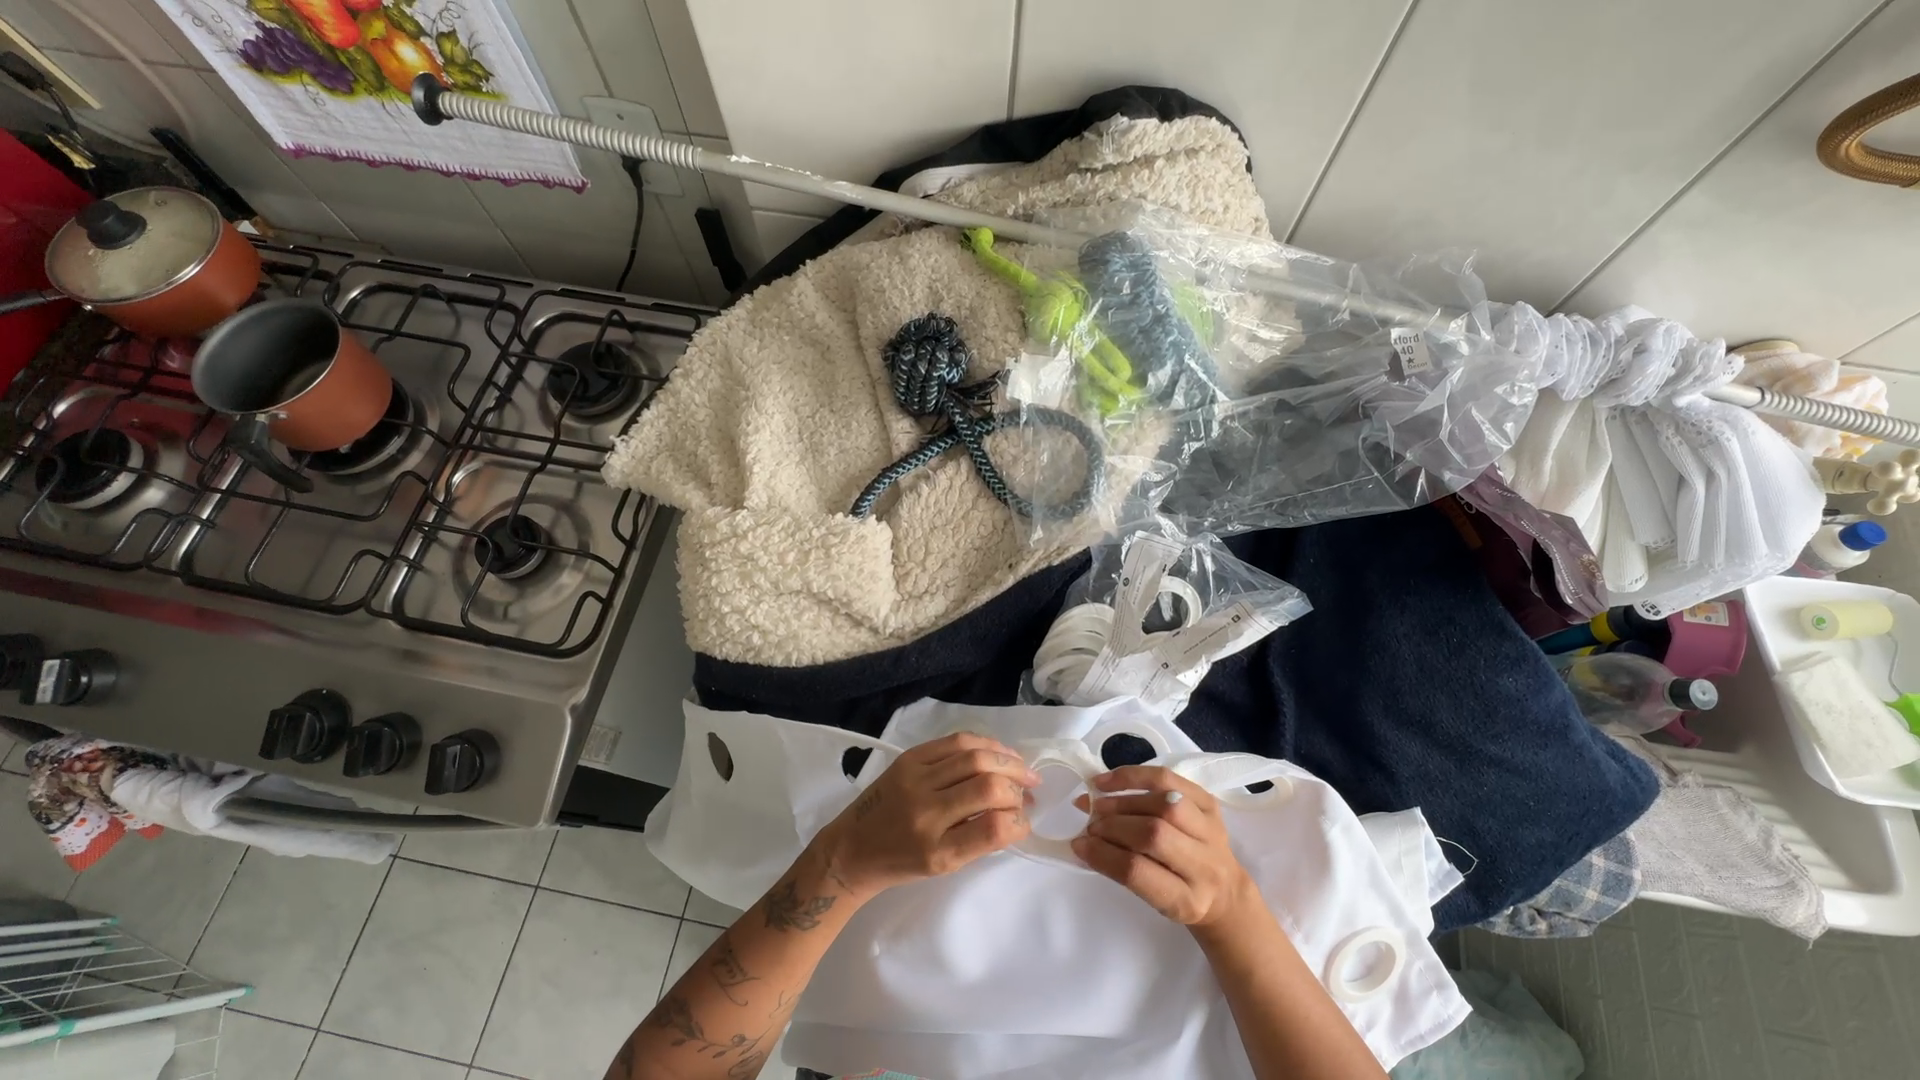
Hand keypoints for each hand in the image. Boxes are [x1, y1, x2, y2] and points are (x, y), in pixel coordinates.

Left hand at [813, 733, 1037, 899]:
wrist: (852, 848)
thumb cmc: (901, 864)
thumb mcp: (943, 866)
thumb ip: (980, 840)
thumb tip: (1016, 812)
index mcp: (936, 849)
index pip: (993, 828)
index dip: (1019, 821)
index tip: (1025, 820)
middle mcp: (925, 811)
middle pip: (986, 784)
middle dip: (1018, 783)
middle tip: (1031, 787)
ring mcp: (915, 778)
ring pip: (973, 755)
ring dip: (1005, 758)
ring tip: (1020, 767)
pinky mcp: (908, 758)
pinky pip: (954, 741)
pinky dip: (982, 744)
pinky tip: (995, 752)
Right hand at [1071, 766, 1256, 927]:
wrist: (1224, 892)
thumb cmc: (1180, 897)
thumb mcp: (1153, 901)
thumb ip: (1122, 871)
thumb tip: (1082, 841)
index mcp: (1187, 900)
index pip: (1138, 872)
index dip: (1103, 854)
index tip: (1079, 845)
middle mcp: (1205, 865)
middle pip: (1154, 835)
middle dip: (1112, 825)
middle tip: (1089, 825)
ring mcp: (1212, 831)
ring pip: (1165, 804)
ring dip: (1123, 801)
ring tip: (1099, 802)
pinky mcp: (1210, 804)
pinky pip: (1171, 780)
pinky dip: (1136, 776)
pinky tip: (1111, 781)